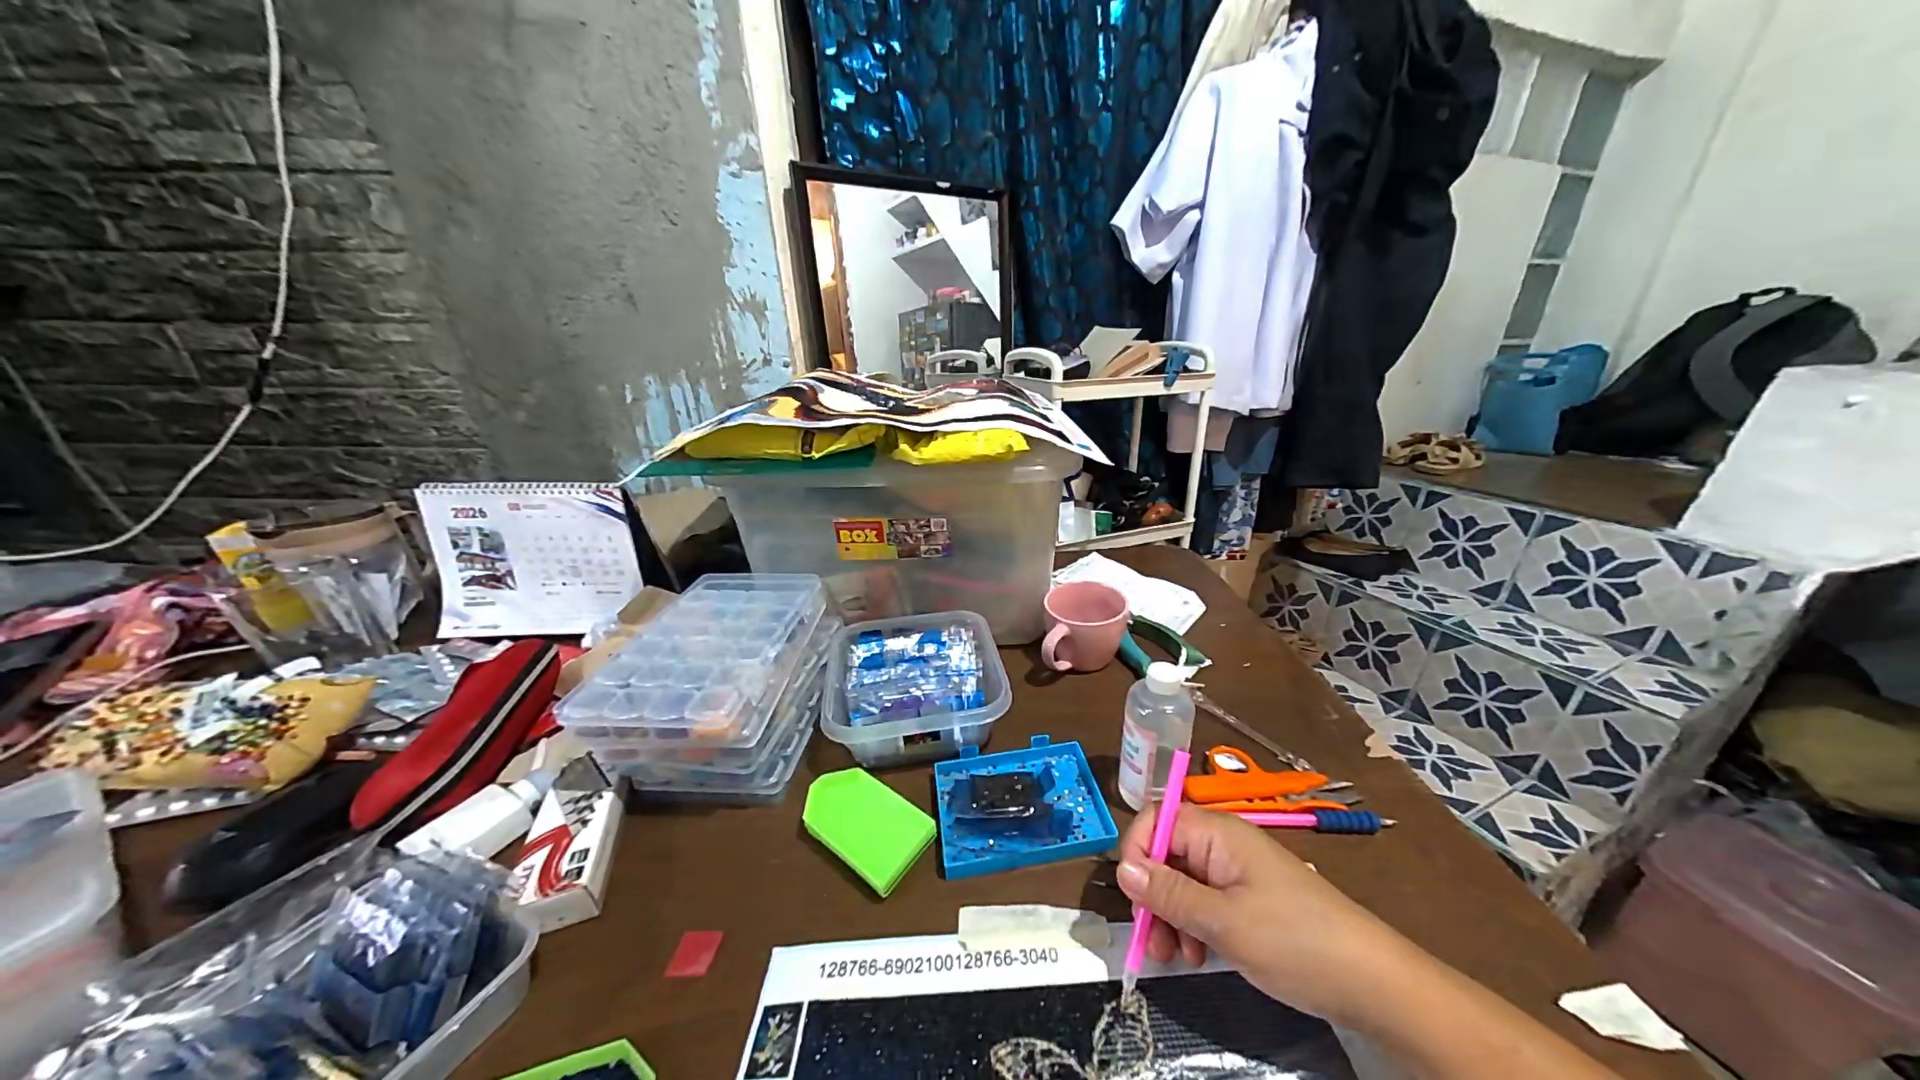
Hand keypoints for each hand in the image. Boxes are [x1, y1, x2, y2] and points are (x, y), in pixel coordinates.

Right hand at [1116, 801, 1420, 1024]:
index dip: (1137, 850)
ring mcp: (1239, 873)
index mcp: (1219, 833)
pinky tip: (1197, 955)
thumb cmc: (1295, 943)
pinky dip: (1193, 925)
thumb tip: (1121, 868)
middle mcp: (1225, 845)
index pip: (1158, 819)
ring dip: (1170, 915)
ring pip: (1183, 881)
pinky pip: (1205, 901)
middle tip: (1151, 939)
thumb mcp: (1223, 921)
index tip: (1131, 895)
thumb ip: (1168, 893)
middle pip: (1167, 853)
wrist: (1375, 984)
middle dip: (1152, 893)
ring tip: (1176, 956)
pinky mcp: (1250, 900)